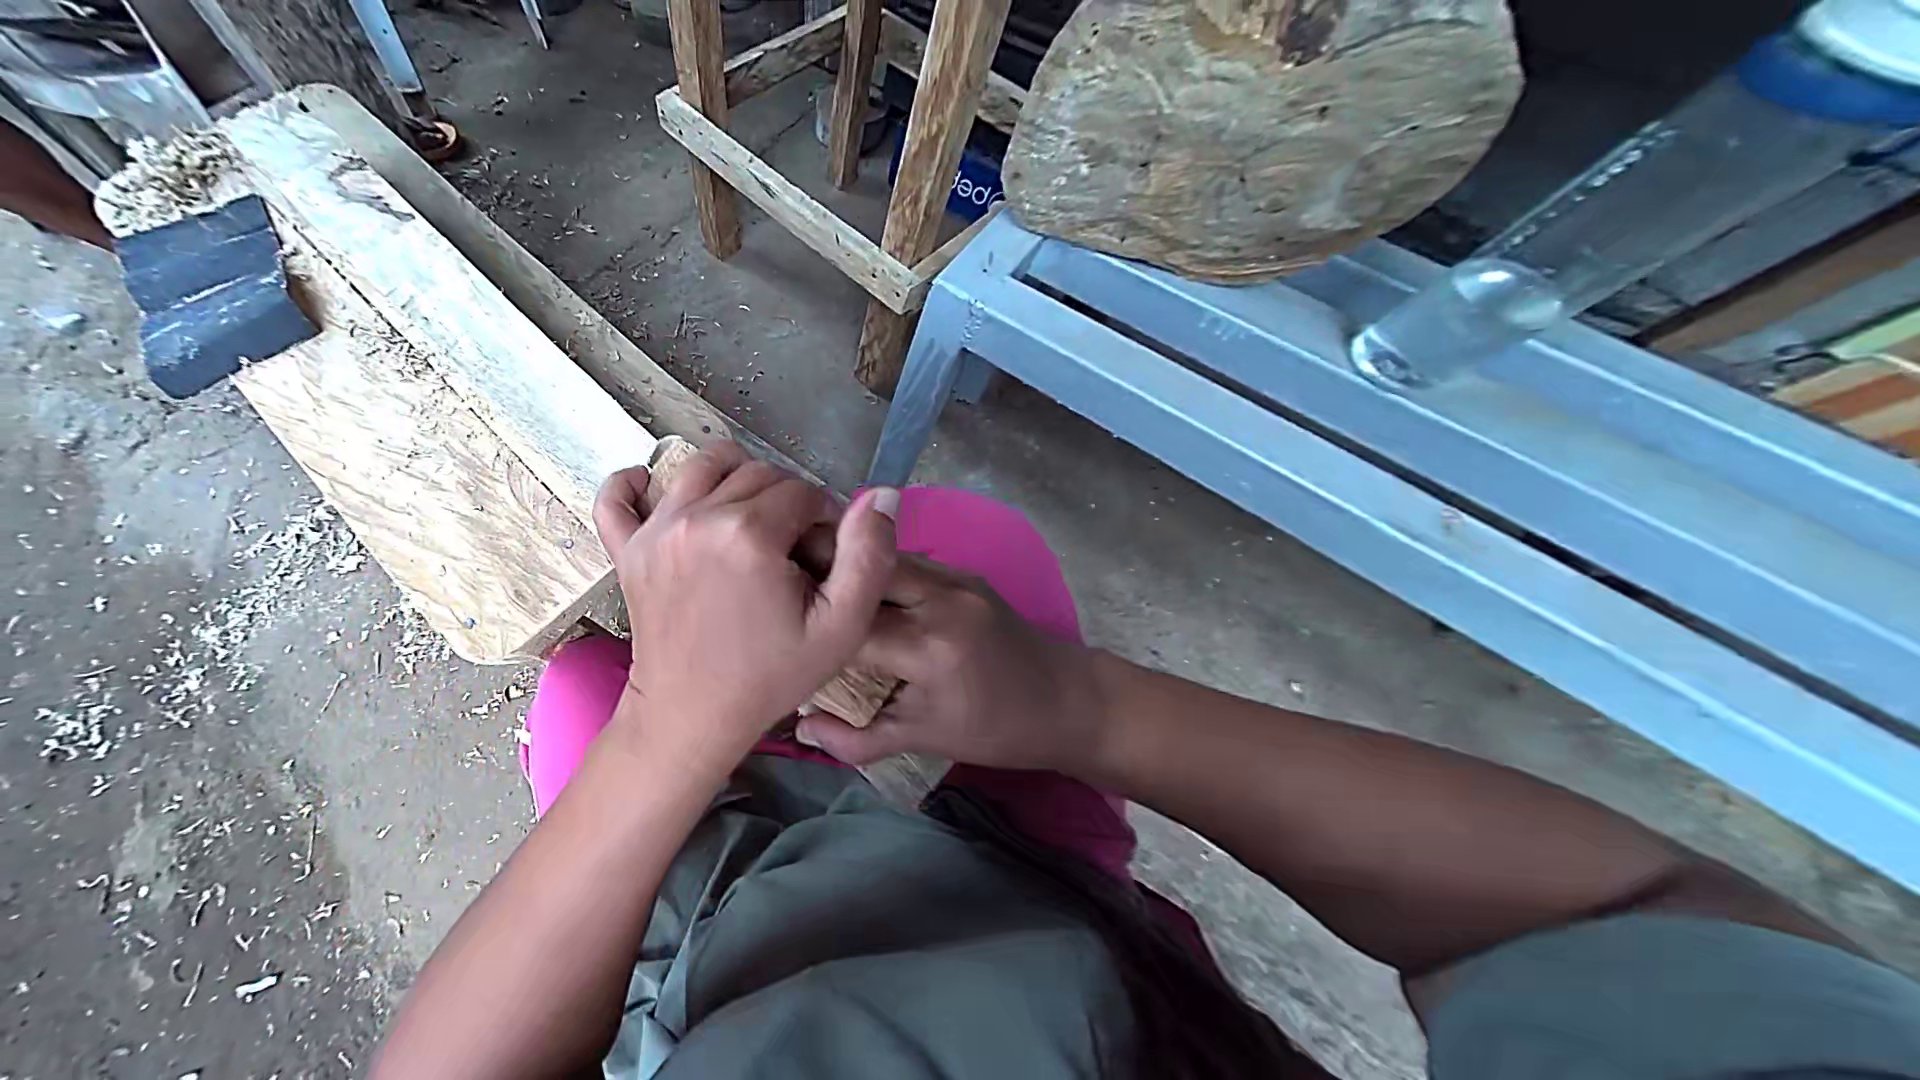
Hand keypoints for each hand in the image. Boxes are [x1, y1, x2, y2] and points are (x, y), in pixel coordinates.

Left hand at [592, 442, 898, 769]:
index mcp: (749, 535)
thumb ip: (868, 556)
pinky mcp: (627, 548)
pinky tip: (659, 492)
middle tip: (794, 548)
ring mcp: (654, 530)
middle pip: (759, 473)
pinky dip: (636, 484)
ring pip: (705, 466)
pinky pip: (617, 495)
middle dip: (787, 501)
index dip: (825, 518)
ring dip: (737, 482)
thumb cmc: (771, 675)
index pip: (803, 491)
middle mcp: (697, 518)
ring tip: (753, 524)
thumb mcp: (841, 627)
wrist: (692, 717)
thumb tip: (880, 494)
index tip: (824, 555)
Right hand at [793, 556, 1107, 771]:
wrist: (1065, 699)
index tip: (775, 620)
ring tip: (813, 579)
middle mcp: (942, 601)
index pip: (848, 623)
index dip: (808, 619)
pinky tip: (858, 584)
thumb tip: (799, 727)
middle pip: (865, 567)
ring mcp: (958, 580)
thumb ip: (857, 739)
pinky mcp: (966, 574)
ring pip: (887, 556)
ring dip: (850, 563)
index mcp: (928, 649)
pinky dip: (878, 569)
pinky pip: (910, 562)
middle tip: (782, 583)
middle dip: (821, 569)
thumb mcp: (926, 739)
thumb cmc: (996, 730)